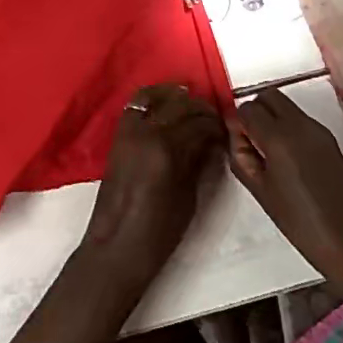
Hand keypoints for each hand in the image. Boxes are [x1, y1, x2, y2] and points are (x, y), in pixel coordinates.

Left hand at [83, 85, 225, 277]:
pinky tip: (167, 107)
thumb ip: (198, 162)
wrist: (117, 244)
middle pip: (178, 105)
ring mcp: (127, 132)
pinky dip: (152, 100)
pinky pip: (135, 106)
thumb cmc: (159, 231)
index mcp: (166, 150)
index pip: (199, 123)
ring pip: (152, 97)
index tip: (226, 131)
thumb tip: (211, 142)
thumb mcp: (188, 196)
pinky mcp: (116, 137)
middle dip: (200, 108)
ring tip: (192, 106)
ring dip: (174, 98)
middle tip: (214, 119)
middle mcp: (145, 133)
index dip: (217, 125)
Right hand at [231, 89, 342, 281]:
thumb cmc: (301, 223)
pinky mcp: (330, 139)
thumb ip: (241, 156)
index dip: (238, 124)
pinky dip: (287, 127)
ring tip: (269, 153)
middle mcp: (300, 125)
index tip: (239, 146)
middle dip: (255, 112)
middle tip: (251, 142)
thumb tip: (237, 136)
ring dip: (271, 118)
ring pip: (285, 105)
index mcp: (279, 137)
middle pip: (268, 96)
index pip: (247, 108)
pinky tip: (287, 159)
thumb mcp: (260, 191)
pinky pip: (300, 119)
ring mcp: (319, 130)